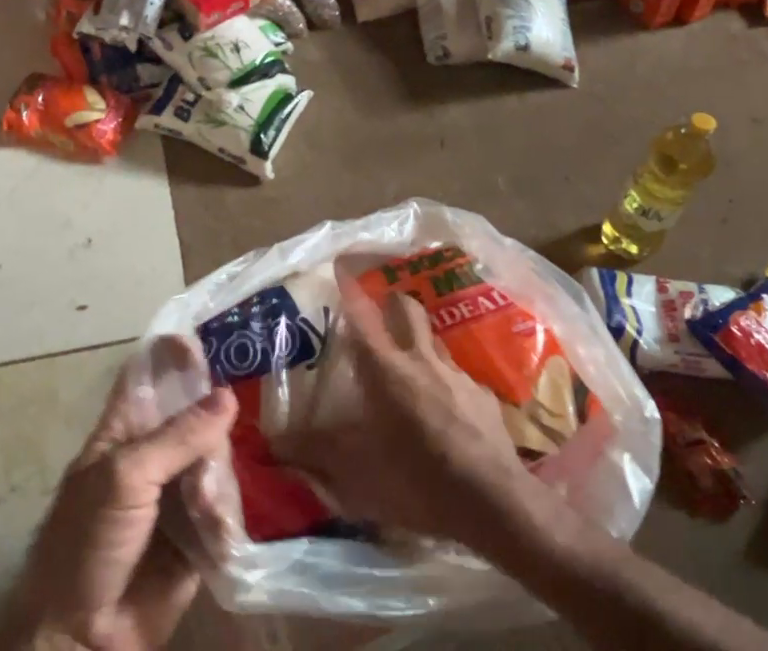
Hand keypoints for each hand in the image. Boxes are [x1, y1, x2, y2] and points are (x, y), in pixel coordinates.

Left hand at [0, 339, 237, 650]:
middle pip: (197, 419)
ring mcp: (177, 497)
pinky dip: (223, 519)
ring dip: (216, 482)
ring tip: (202, 506)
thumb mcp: (124, 477)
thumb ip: (176, 436)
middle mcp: (154, 457)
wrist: (84, 633)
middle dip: (214, 425)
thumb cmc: (86, 541)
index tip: (213, 339)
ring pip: (218, 464)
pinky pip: (227, 511)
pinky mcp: (199, 536)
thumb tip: (227, 396)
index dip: (176, 356)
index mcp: (124, 433)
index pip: (150, 378)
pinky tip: (212, 535)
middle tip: (226, 433)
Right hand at [275, 287, 532, 546]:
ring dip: (418, 342)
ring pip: (434, 340)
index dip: (350, 288)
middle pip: (407, 308)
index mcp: (385, 369)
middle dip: (391, 301)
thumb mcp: (356, 473)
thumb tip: (274, 444)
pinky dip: (445, 382)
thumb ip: (315, 453)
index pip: (362, 315)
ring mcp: (458, 375)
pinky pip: (458, 375)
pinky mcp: (484, 397)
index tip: (340, 266)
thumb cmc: (416, 479)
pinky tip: (443, 407)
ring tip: (407, 362)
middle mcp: (421, 360)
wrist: (493, 501)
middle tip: (377, 311)